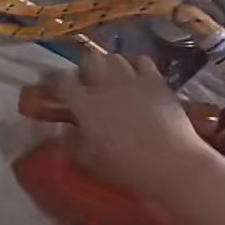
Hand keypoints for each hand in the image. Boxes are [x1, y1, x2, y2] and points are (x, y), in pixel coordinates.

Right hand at [45, 52, 213, 198]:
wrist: (170, 162)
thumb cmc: (126, 167)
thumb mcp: (90, 160)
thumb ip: (73, 143)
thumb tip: (66, 131)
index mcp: (85, 106)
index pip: (63, 82)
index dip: (56, 78)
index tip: (54, 82)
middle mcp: (106, 86)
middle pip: (89, 61)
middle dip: (84, 68)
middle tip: (85, 81)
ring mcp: (132, 80)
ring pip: (114, 57)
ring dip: (108, 64)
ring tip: (109, 76)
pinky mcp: (156, 81)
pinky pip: (141, 60)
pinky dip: (133, 63)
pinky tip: (134, 73)